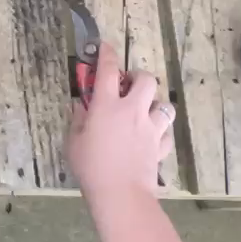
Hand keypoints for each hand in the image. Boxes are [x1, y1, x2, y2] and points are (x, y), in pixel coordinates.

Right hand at [67, 42, 174, 203]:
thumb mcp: (74, 141)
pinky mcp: (160, 147)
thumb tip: (81, 107)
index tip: (104, 46)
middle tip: (129, 85)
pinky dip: (160, 132)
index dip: (106, 54)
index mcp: (107, 105)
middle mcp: (132, 111)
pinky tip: (151, 137)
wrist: (121, 194)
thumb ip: (78, 120)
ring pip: (164, 105)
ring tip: (145, 112)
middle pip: (146, 80)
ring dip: (155, 105)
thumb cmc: (91, 167)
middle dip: (139, 77)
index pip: (108, 70)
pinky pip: (166, 133)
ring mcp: (150, 129)